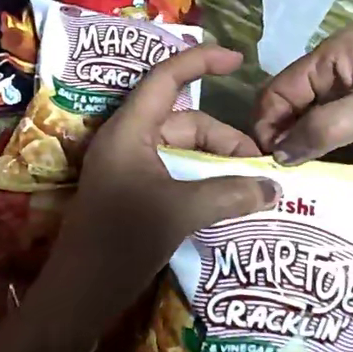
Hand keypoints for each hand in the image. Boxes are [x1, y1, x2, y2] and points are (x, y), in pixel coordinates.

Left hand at [25, 46, 279, 333]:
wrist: (79, 292)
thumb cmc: (122, 241)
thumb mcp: (180, 212)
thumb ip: (229, 193)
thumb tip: (273, 186)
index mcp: (128, 130)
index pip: (165, 78)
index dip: (200, 61)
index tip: (237, 59)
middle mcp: (125, 141)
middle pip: (182, 120)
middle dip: (223, 138)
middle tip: (261, 167)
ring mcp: (126, 167)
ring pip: (180, 149)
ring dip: (214, 163)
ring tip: (251, 187)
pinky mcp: (130, 192)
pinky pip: (172, 172)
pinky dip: (200, 180)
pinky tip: (226, 199)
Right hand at [252, 26, 352, 177]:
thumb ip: (327, 128)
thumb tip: (277, 157)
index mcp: (337, 51)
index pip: (282, 87)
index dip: (267, 122)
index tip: (262, 163)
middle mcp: (342, 70)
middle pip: (293, 105)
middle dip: (281, 138)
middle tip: (275, 180)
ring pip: (313, 124)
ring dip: (302, 150)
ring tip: (292, 186)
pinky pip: (338, 138)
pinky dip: (326, 156)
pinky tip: (319, 179)